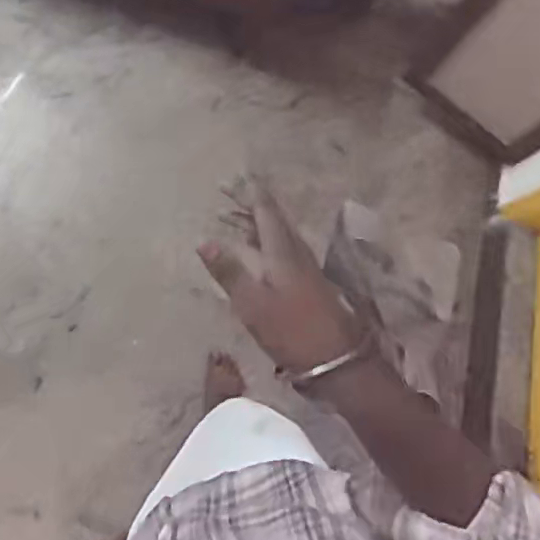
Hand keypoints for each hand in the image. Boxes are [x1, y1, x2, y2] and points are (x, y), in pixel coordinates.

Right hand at [199, 185, 361, 374]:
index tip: (228, 181)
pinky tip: (255, 247)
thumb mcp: (252, 304)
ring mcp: (303, 264)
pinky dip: (263, 237)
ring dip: (254, 220)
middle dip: (248, 203)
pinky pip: (281, 244)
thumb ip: (229, 271)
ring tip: (231, 216)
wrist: (336, 358)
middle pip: (271, 216)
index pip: (264, 210)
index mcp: (282, 249)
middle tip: (225, 192)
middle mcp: (295, 250)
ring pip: (276, 230)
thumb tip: (204, 240)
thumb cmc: (291, 330)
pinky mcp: (306, 278)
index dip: (247, 194)